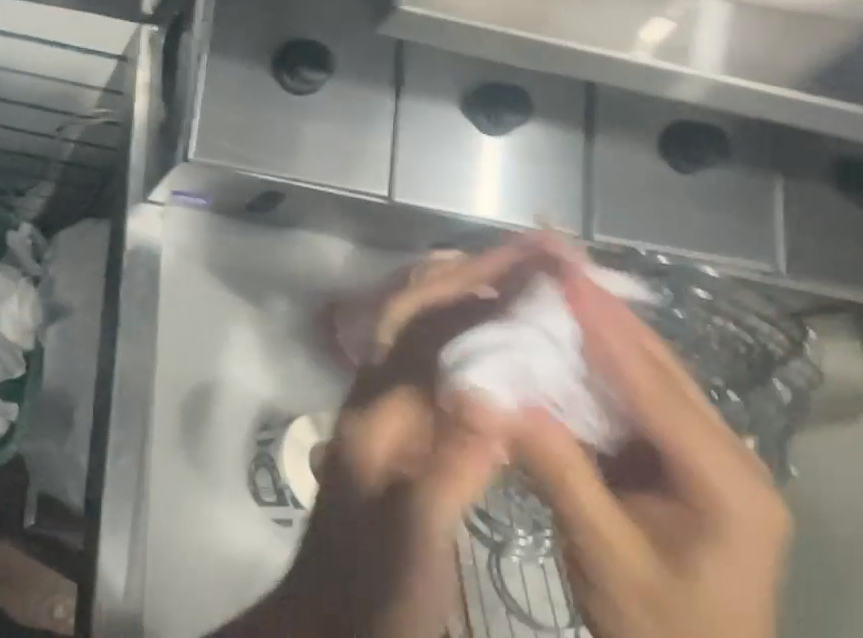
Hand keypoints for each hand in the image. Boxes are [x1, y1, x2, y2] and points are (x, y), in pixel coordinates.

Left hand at [217, 237, 554, 637]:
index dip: (476, 285)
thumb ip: (452, 464)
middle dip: (468, 278)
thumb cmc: (371, 590)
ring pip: (419, 339)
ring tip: (531, 293)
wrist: (326, 625)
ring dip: (467, 306)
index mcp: (378, 412)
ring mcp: (382, 418)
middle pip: (412, 315)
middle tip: (537, 263)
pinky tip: (510, 360)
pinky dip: (469, 350)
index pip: (423, 324)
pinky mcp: (397, 442)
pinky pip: (431, 374)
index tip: (537, 260)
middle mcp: (373, 400)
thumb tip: (494, 387)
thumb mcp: (418, 537)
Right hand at [512, 246, 790, 637]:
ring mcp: (711, 458)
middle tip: (553, 259)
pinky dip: (600, 365)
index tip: (563, 272)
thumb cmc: (658, 623)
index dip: (603, 325)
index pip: (653, 385)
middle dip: (605, 311)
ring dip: (602, 331)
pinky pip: (639, 400)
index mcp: (726, 480)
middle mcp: (730, 456)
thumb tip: (502, 400)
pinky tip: (564, 340)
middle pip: (660, 368)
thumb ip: (560, 473)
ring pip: (652, 377)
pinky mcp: (684, 464)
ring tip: (554, 284)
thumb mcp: (605, 554)